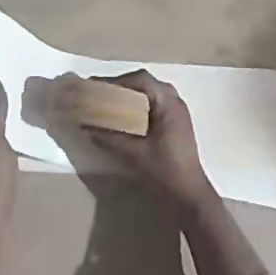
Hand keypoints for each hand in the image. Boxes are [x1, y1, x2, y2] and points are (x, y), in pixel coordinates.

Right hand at [79, 70, 213, 207]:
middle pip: (146, 83)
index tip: (97, 86)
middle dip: (122, 85)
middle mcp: (175, 101)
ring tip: (111, 101)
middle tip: (101, 92)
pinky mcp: (177, 121)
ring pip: (151, 92)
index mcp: (168, 103)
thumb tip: (85, 126)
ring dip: (131, 94)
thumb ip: (109, 138)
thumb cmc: (164, 171)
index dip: (117, 80)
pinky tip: (126, 114)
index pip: (141, 79)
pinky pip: (156, 102)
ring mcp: (178, 111)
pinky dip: (139, 103)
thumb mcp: (133, 154)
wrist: (190, 195)